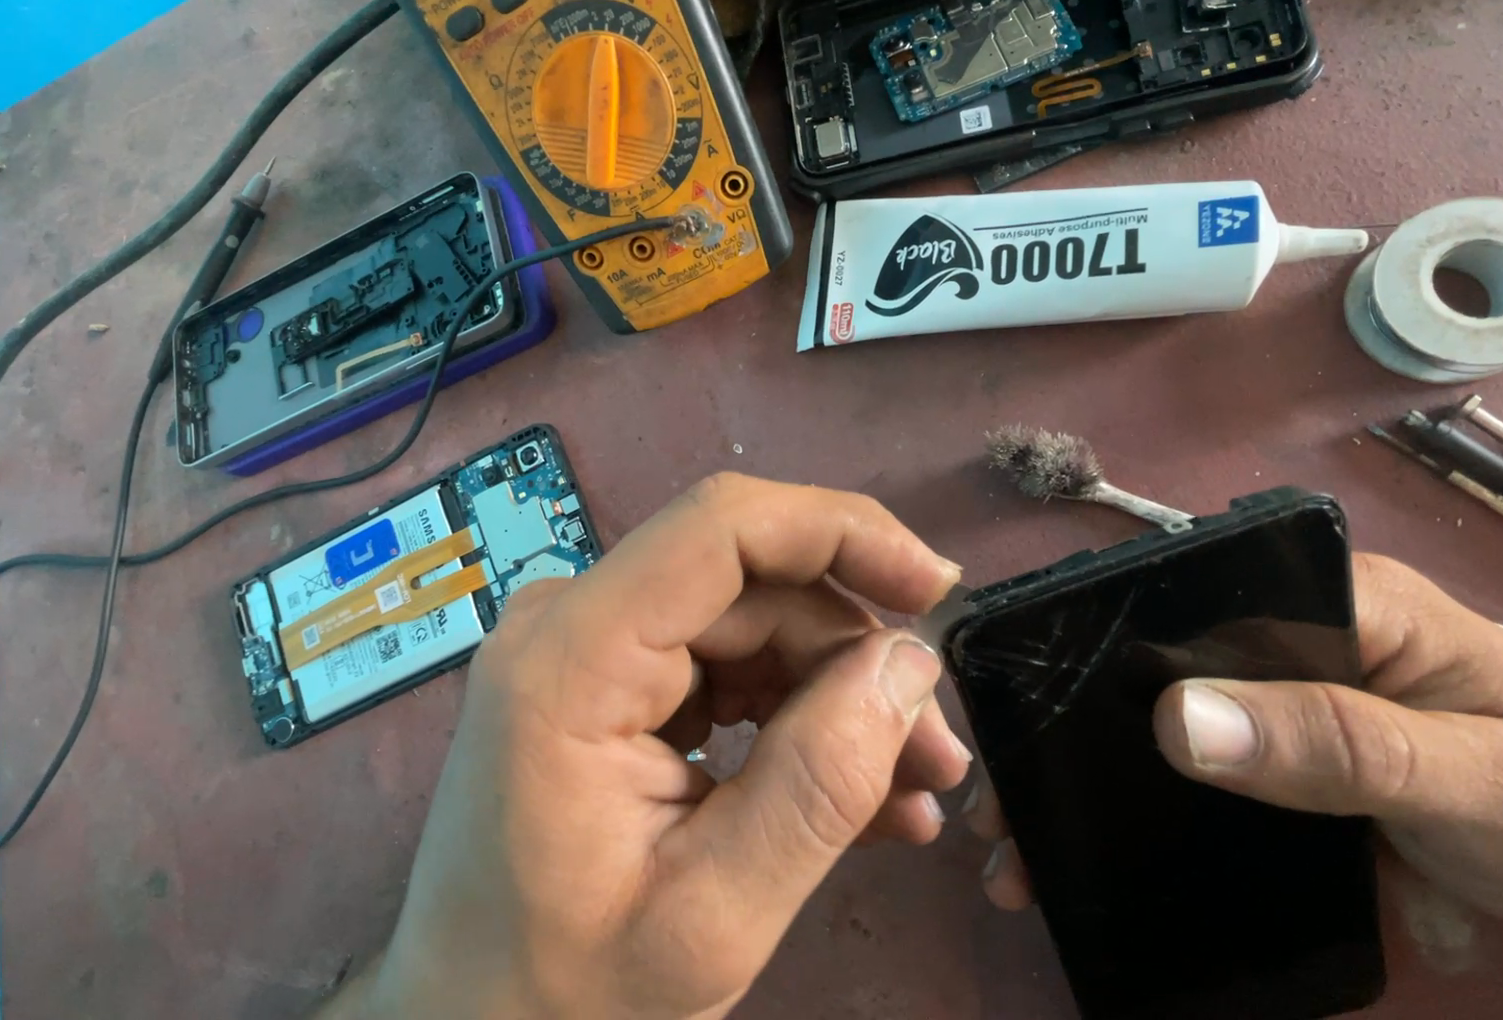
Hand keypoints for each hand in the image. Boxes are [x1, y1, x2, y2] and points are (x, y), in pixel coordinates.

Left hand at [321, 475, 968, 1018]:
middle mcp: (574, 622)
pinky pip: (728, 665)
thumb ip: (820, 783)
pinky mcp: (615, 677)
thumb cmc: (568, 989)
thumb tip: (908, 663)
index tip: (933, 588)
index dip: (840, 531)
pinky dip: (795, 714)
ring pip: (754, 625)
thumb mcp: (713, 914)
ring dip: (838, 694)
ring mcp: (593, 645)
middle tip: (933, 750)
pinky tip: (852, 788)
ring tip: (907, 786)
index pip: (721, 528)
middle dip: (856, 654)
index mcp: (572, 659)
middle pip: (752, 587)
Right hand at [970, 553, 1502, 934]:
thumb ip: (1339, 745)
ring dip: (1082, 779)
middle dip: (1061, 733)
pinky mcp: (1281, 743)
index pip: (1177, 603)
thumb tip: (1175, 720)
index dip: (1088, 658)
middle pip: (1143, 664)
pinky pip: (1189, 762)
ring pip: (1152, 718)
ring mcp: (1280, 688)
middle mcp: (1288, 628)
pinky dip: (1134, 805)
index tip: (1025, 734)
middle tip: (999, 810)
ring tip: (1017, 846)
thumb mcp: (1482, 784)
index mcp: (1330, 598)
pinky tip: (1090, 851)